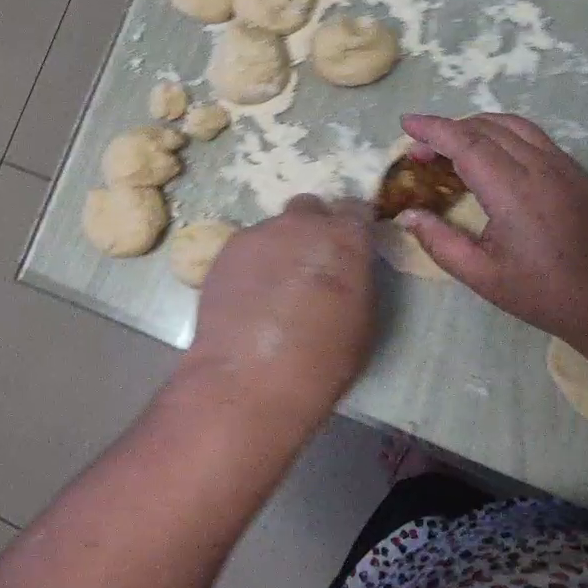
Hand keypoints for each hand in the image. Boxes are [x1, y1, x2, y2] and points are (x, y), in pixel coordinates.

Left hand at [180, 194, 378, 425]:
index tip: (349, 249)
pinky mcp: (225, 250)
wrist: (250, 377)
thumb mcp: (362, 322)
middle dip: (312, 229)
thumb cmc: (321, 360)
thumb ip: (355, 280)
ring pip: (274, 230)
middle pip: (310, 210)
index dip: (352, 228)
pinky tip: (247, 297)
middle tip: (310, 265)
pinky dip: (250, 265)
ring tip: (272, 289)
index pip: (355, 209)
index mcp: (345, 238)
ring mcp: (258, 234)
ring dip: (279, 249)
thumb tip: (345, 270)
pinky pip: (246, 248)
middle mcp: (302, 224)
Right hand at [397, 113, 587, 339]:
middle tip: (420, 150)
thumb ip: (439, 241)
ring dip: (475, 126)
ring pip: (512, 125)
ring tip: (450, 146)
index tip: (406, 124)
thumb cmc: (544, 292)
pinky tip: (488, 154)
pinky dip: (500, 133)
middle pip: (486, 127)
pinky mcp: (574, 170)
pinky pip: (531, 135)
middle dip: (448, 129)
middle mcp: (539, 166)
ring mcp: (561, 164)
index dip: (433, 129)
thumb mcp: (481, 275)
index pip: (466, 142)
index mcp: (513, 190)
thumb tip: (408, 214)